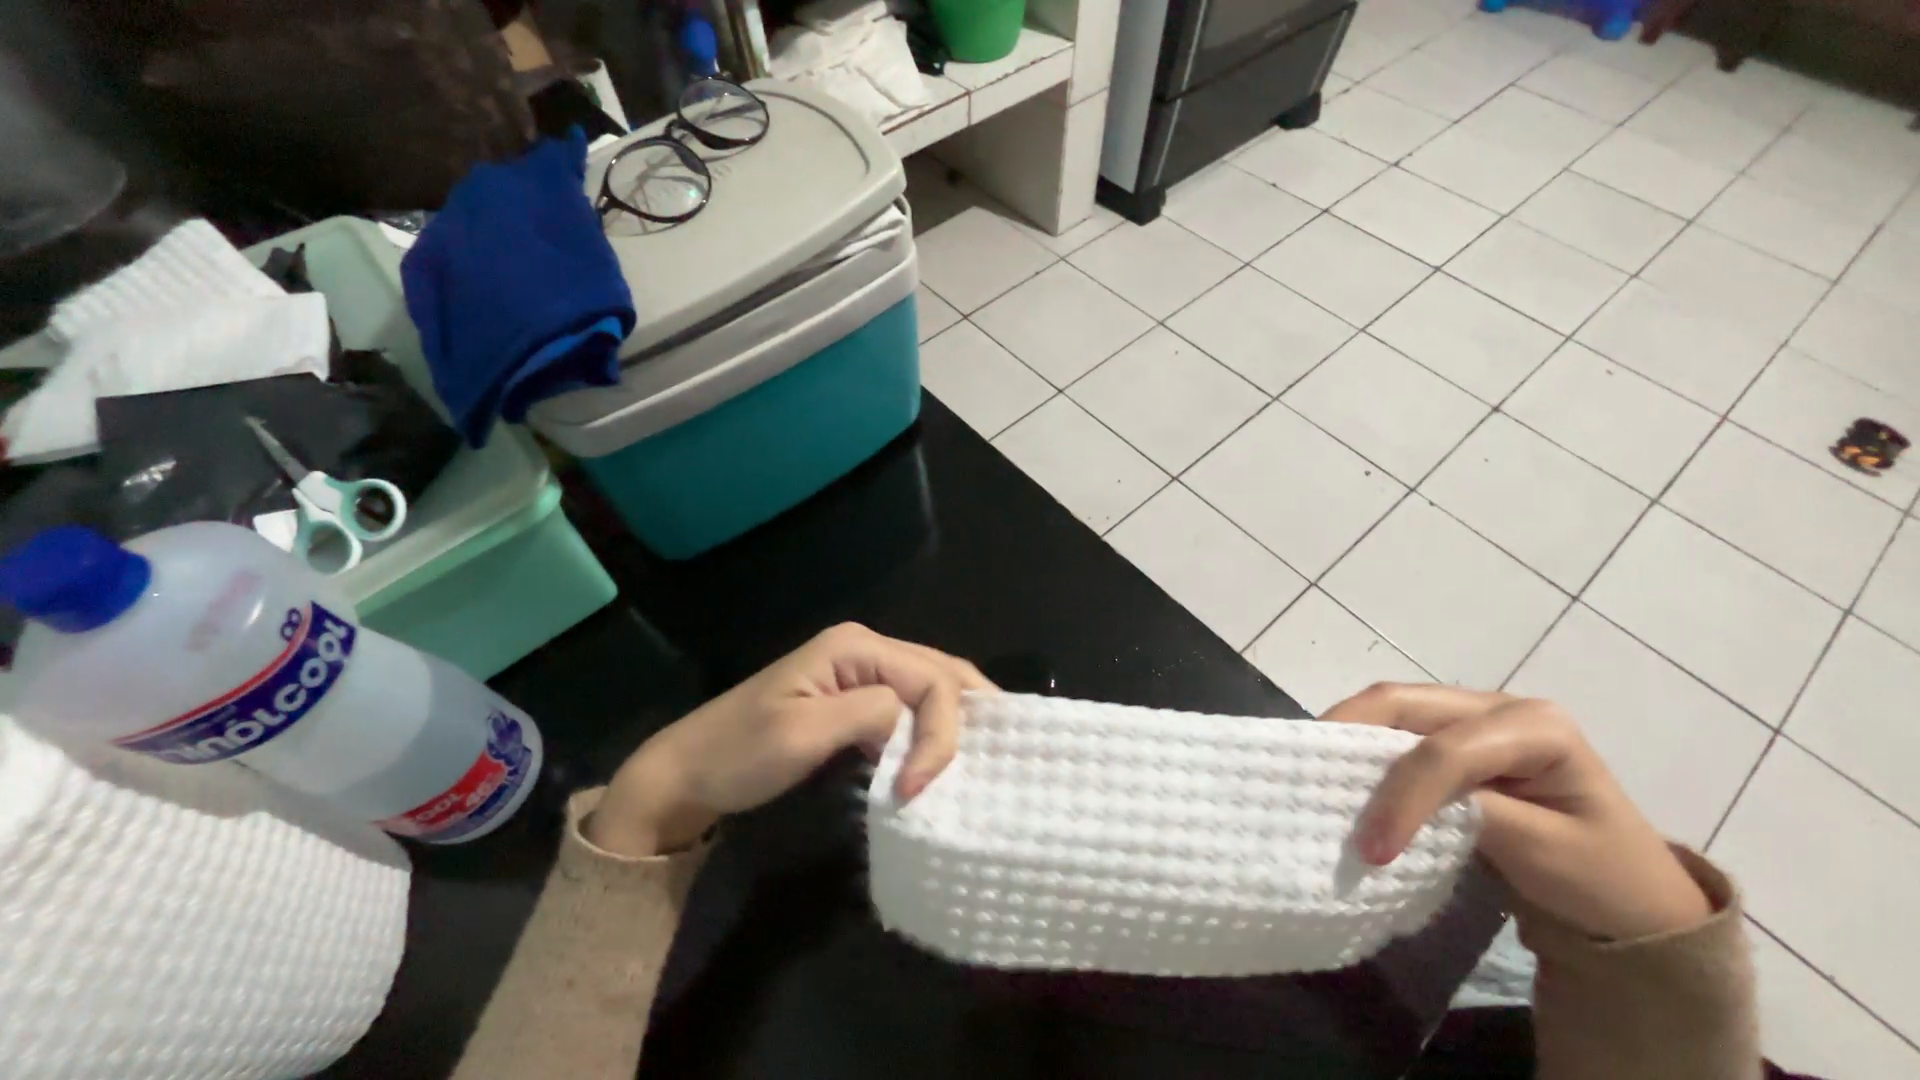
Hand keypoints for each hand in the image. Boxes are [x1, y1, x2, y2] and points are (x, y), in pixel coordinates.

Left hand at [585, 624, 993, 856]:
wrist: (688, 773)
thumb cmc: (740, 753)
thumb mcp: (804, 734)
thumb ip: (871, 715)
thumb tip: (916, 724)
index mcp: (856, 646)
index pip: (931, 681)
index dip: (941, 734)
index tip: (919, 789)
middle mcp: (864, 648)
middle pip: (940, 674)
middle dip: (967, 718)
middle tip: (991, 763)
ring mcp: (858, 672)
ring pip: (930, 688)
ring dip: (953, 724)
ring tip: (980, 760)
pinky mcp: (852, 699)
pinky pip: (908, 707)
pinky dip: (931, 731)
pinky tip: (943, 756)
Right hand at [1323, 683, 1711, 941]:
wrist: (1633, 902)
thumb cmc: (1601, 879)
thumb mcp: (1544, 853)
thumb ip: (1472, 815)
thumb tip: (1396, 804)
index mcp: (1536, 726)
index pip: (1447, 750)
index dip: (1400, 793)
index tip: (1370, 849)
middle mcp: (1499, 707)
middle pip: (1405, 703)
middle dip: (1349, 730)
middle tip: (1303, 767)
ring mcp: (1473, 720)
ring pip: (1393, 711)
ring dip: (1350, 738)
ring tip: (1313, 770)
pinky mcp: (1454, 742)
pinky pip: (1396, 733)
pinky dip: (1362, 750)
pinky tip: (1338, 772)